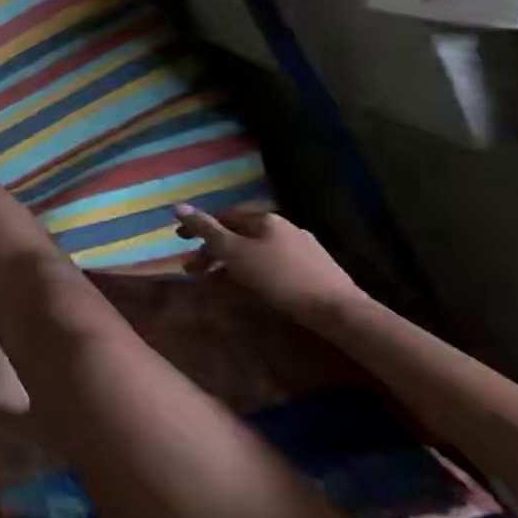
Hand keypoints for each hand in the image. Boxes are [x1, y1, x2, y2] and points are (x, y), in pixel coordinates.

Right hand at [173, 205, 366, 323]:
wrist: (338, 311)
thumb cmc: (278, 276)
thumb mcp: (233, 251)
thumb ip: (205, 229)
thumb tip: (178, 206)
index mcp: (265, 220)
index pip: (223, 217)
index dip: (199, 228)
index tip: (180, 241)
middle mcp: (284, 229)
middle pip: (238, 235)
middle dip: (212, 251)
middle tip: (193, 269)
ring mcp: (302, 249)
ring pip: (254, 252)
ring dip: (229, 264)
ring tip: (215, 282)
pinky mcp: (313, 270)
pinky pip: (271, 264)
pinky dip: (251, 272)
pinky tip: (247, 287)